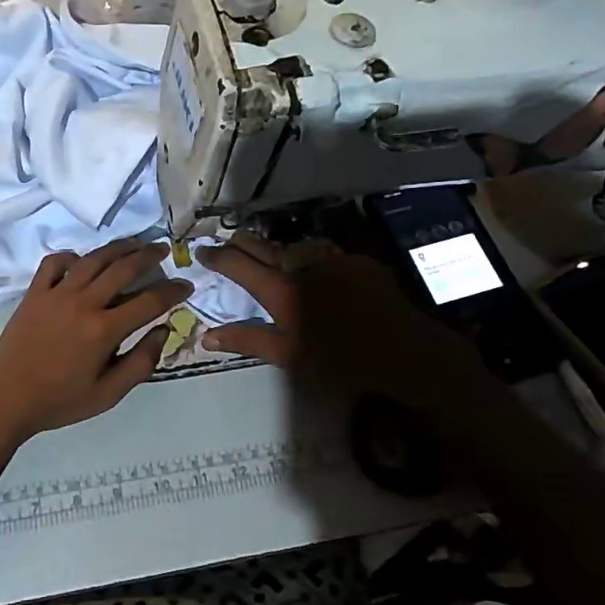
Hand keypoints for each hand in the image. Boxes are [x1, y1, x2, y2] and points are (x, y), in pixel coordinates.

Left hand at [0, 239, 192, 439]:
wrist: (6, 399)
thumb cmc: (60, 401)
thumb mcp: (108, 394)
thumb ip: (141, 362)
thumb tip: (164, 330)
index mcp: (104, 330)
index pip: (149, 301)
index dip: (173, 291)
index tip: (186, 285)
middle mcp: (83, 303)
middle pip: (123, 268)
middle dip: (148, 256)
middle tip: (164, 250)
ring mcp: (56, 294)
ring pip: (93, 259)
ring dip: (118, 248)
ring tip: (135, 243)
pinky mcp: (34, 293)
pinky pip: (55, 263)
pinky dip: (72, 256)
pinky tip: (83, 261)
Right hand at [199, 232, 467, 394]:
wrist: (403, 351)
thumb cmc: (341, 362)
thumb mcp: (289, 356)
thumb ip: (249, 341)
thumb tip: (207, 336)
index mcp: (282, 292)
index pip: (240, 265)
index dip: (218, 256)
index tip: (201, 250)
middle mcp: (303, 267)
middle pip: (264, 247)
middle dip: (242, 243)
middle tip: (226, 242)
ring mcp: (332, 259)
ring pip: (294, 246)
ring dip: (276, 248)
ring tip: (266, 252)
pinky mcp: (356, 260)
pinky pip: (324, 253)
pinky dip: (310, 256)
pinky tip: (313, 267)